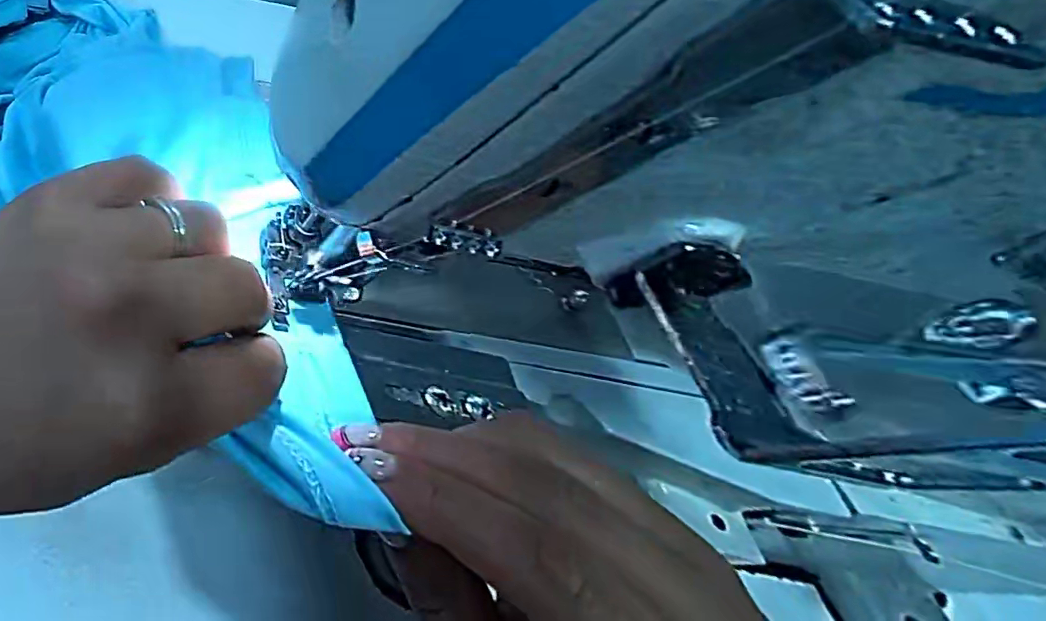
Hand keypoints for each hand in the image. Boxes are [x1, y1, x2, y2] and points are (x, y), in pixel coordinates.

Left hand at [0, 156, 284, 517]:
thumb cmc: (0, 445)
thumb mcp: (111, 463)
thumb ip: (191, 408)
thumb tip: (242, 346)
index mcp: (142, 407)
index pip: (259, 369)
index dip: (254, 364)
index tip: (232, 356)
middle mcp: (127, 313)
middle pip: (245, 285)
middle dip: (236, 306)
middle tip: (194, 312)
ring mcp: (91, 242)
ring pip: (206, 222)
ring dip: (193, 253)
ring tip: (154, 265)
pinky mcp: (56, 195)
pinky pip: (149, 174)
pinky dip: (154, 202)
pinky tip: (129, 225)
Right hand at [340, 414, 763, 620]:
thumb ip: (452, 603)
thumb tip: (398, 518)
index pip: (535, 546)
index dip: (440, 496)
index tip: (365, 466)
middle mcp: (681, 579)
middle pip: (539, 479)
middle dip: (437, 452)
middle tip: (364, 442)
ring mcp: (677, 537)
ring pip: (550, 449)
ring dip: (461, 441)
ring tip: (402, 451)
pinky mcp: (658, 513)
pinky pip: (565, 451)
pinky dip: (498, 445)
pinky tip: (458, 459)